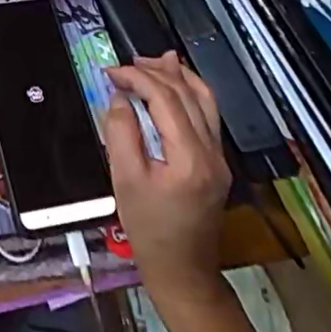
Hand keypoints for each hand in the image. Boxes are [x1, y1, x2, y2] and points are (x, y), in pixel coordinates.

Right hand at [103, 53, 231, 299]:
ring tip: (155, 60)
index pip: (166, 99)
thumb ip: (121, 133)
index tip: (111, 73)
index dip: (137, 78)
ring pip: (205, 101)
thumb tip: (120, 98)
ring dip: (179, 76)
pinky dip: (190, 93)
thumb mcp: (124, 180)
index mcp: (190, 157)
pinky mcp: (217, 162)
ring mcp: (219, 157)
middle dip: (156, 71)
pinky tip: (176, 85)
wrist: (182, 271)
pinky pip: (207, 115)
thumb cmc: (149, 229)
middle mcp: (212, 152)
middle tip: (126, 63)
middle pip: (188, 94)